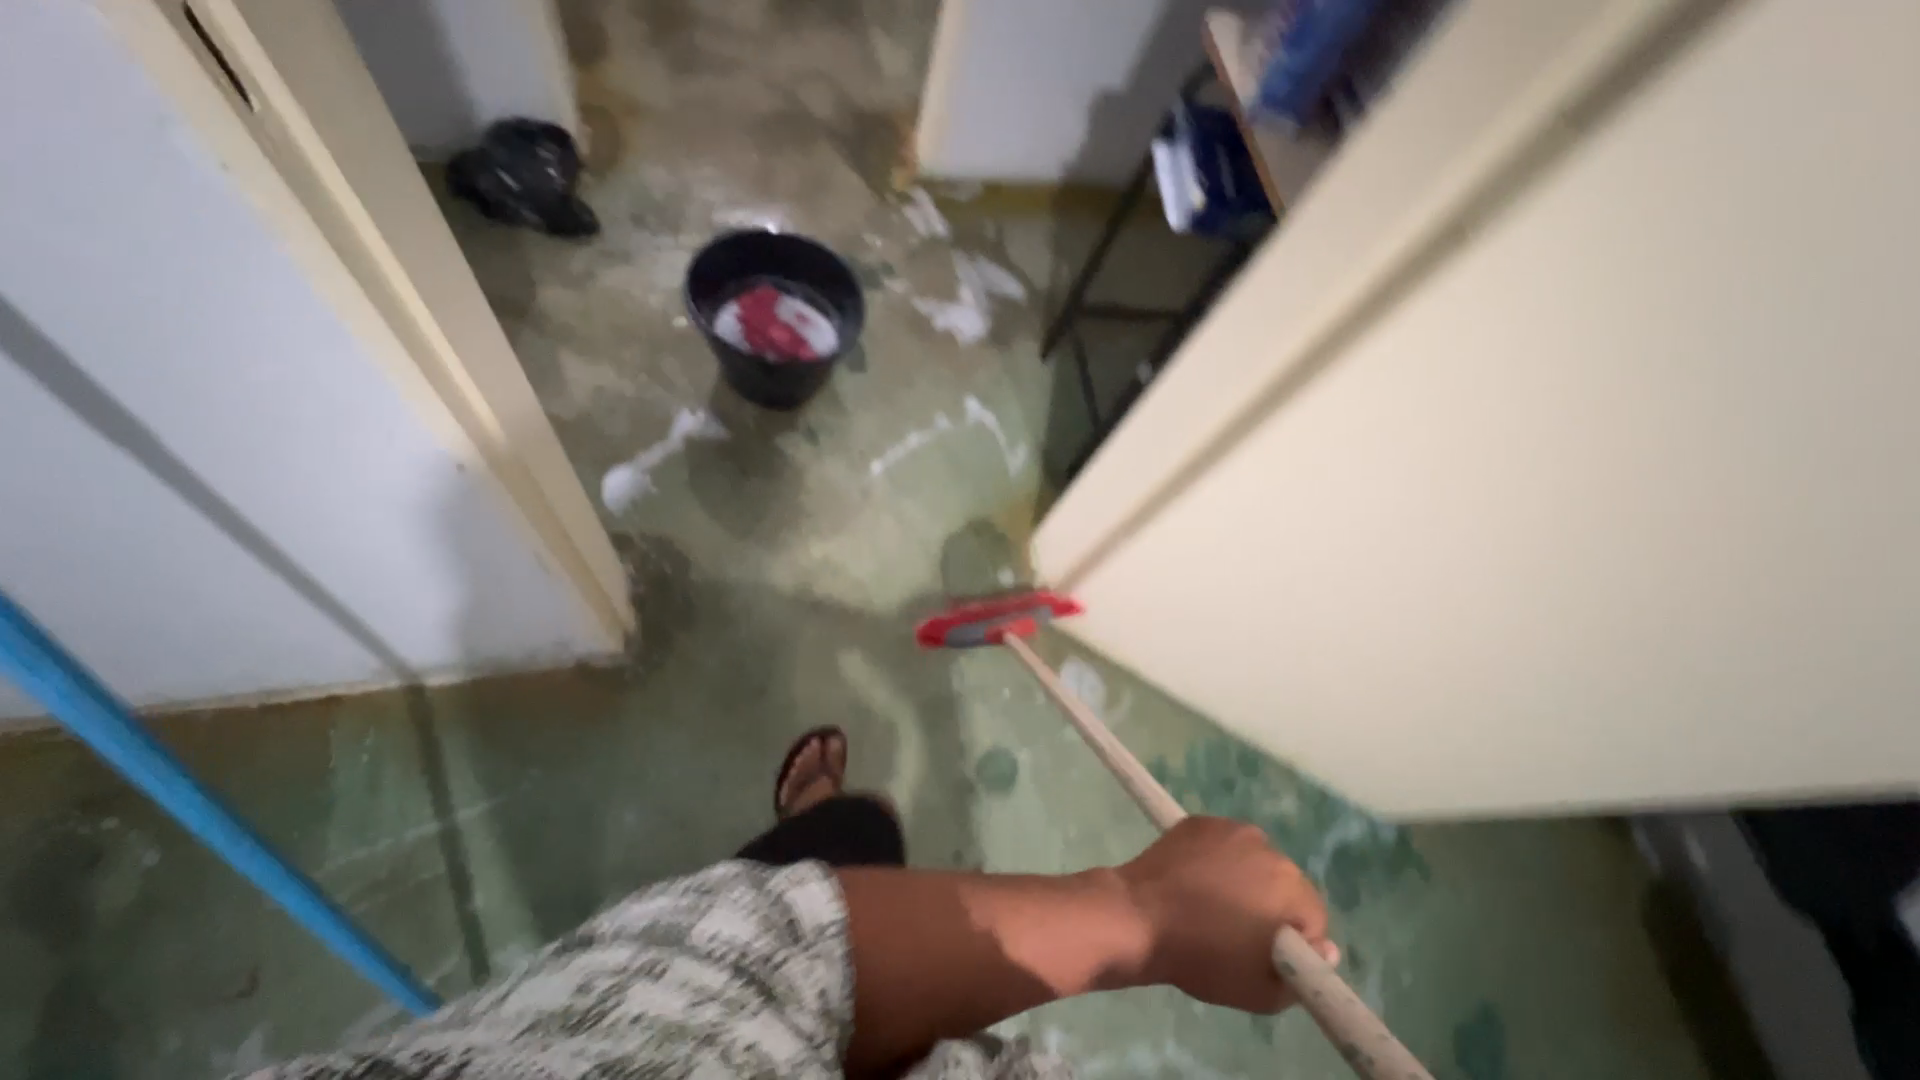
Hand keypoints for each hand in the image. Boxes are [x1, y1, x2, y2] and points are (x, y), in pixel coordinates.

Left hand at [1116, 816, 1337, 1012]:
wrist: (1137, 918)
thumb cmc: (1202, 957)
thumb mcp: (1261, 993)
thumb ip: (1303, 977)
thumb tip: (1321, 948)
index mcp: (1290, 885)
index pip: (1312, 918)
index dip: (1293, 943)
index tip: (1263, 955)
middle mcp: (1267, 846)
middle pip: (1283, 885)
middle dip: (1268, 907)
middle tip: (1233, 931)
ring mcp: (1229, 828)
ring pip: (1253, 861)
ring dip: (1243, 879)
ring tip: (1209, 904)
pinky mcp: (1198, 821)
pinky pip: (1221, 845)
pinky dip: (1214, 859)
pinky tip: (1192, 879)